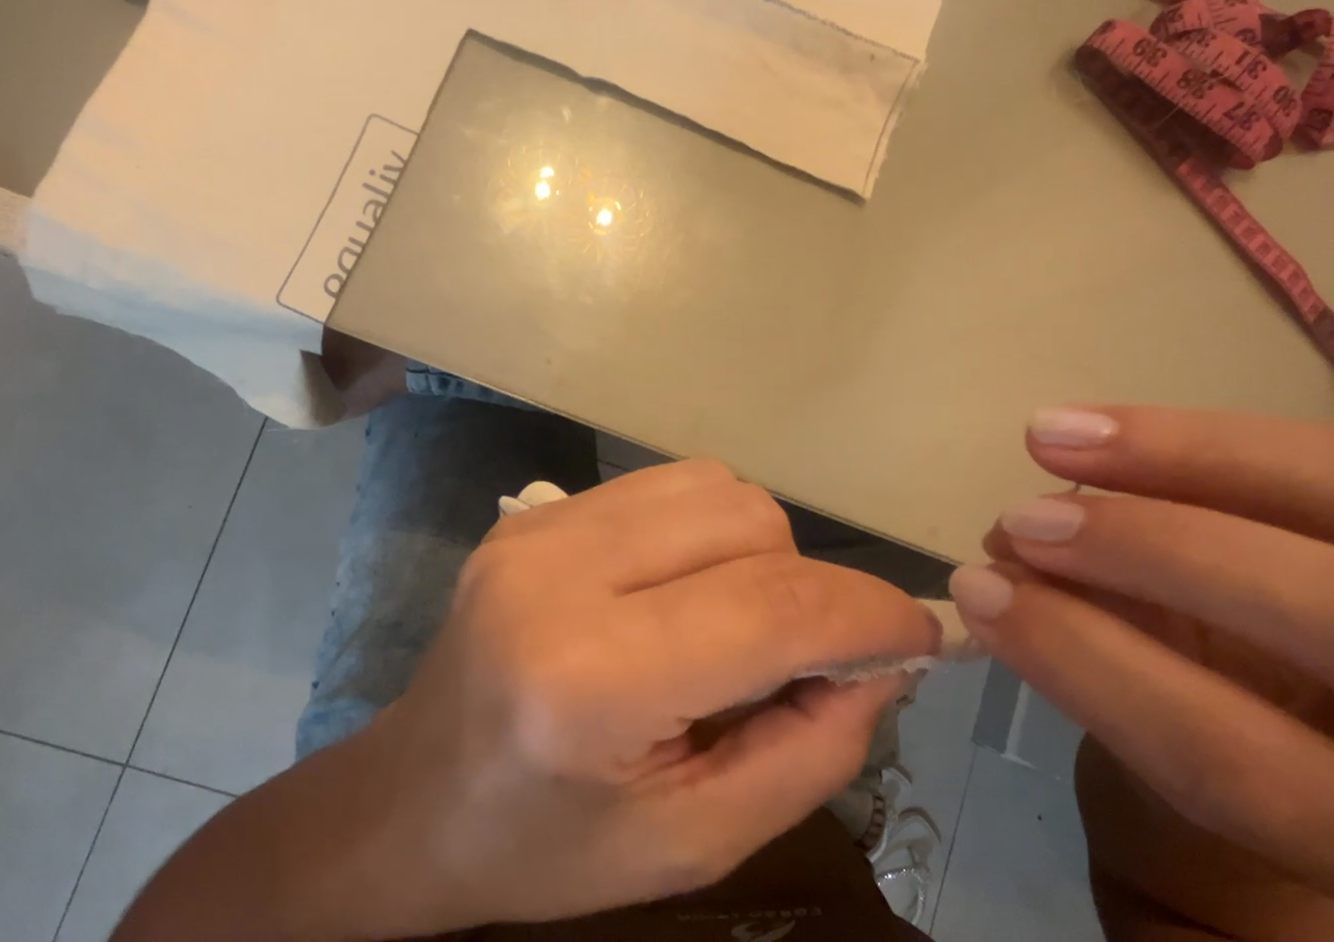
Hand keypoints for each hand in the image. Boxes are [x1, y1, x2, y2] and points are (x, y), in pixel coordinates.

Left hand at [355, 460, 941, 930]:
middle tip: (802, 658)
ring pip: (713, 488)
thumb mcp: (696, 840)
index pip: (770, 608)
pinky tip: (685, 592)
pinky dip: (707, 533)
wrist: (414, 801)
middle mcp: (558, 574)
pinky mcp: (532, 513)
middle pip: (748, 522)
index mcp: (591, 677)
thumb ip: (809, 751)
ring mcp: (537, 530)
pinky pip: (663, 489)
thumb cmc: (550, 844)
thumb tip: (881, 663)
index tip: (919, 639)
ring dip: (759, 551)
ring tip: (737, 624)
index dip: (868, 615)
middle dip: (809, 586)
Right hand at [953, 407, 1333, 926]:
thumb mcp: (1137, 758)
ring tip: (1056, 439)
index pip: (1244, 760)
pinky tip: (1110, 429)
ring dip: (1195, 459)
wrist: (1293, 759)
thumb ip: (1083, 664)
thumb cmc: (1198, 777)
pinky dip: (1218, 438)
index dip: (1094, 665)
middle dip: (1162, 552)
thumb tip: (1003, 567)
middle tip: (1024, 517)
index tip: (979, 594)